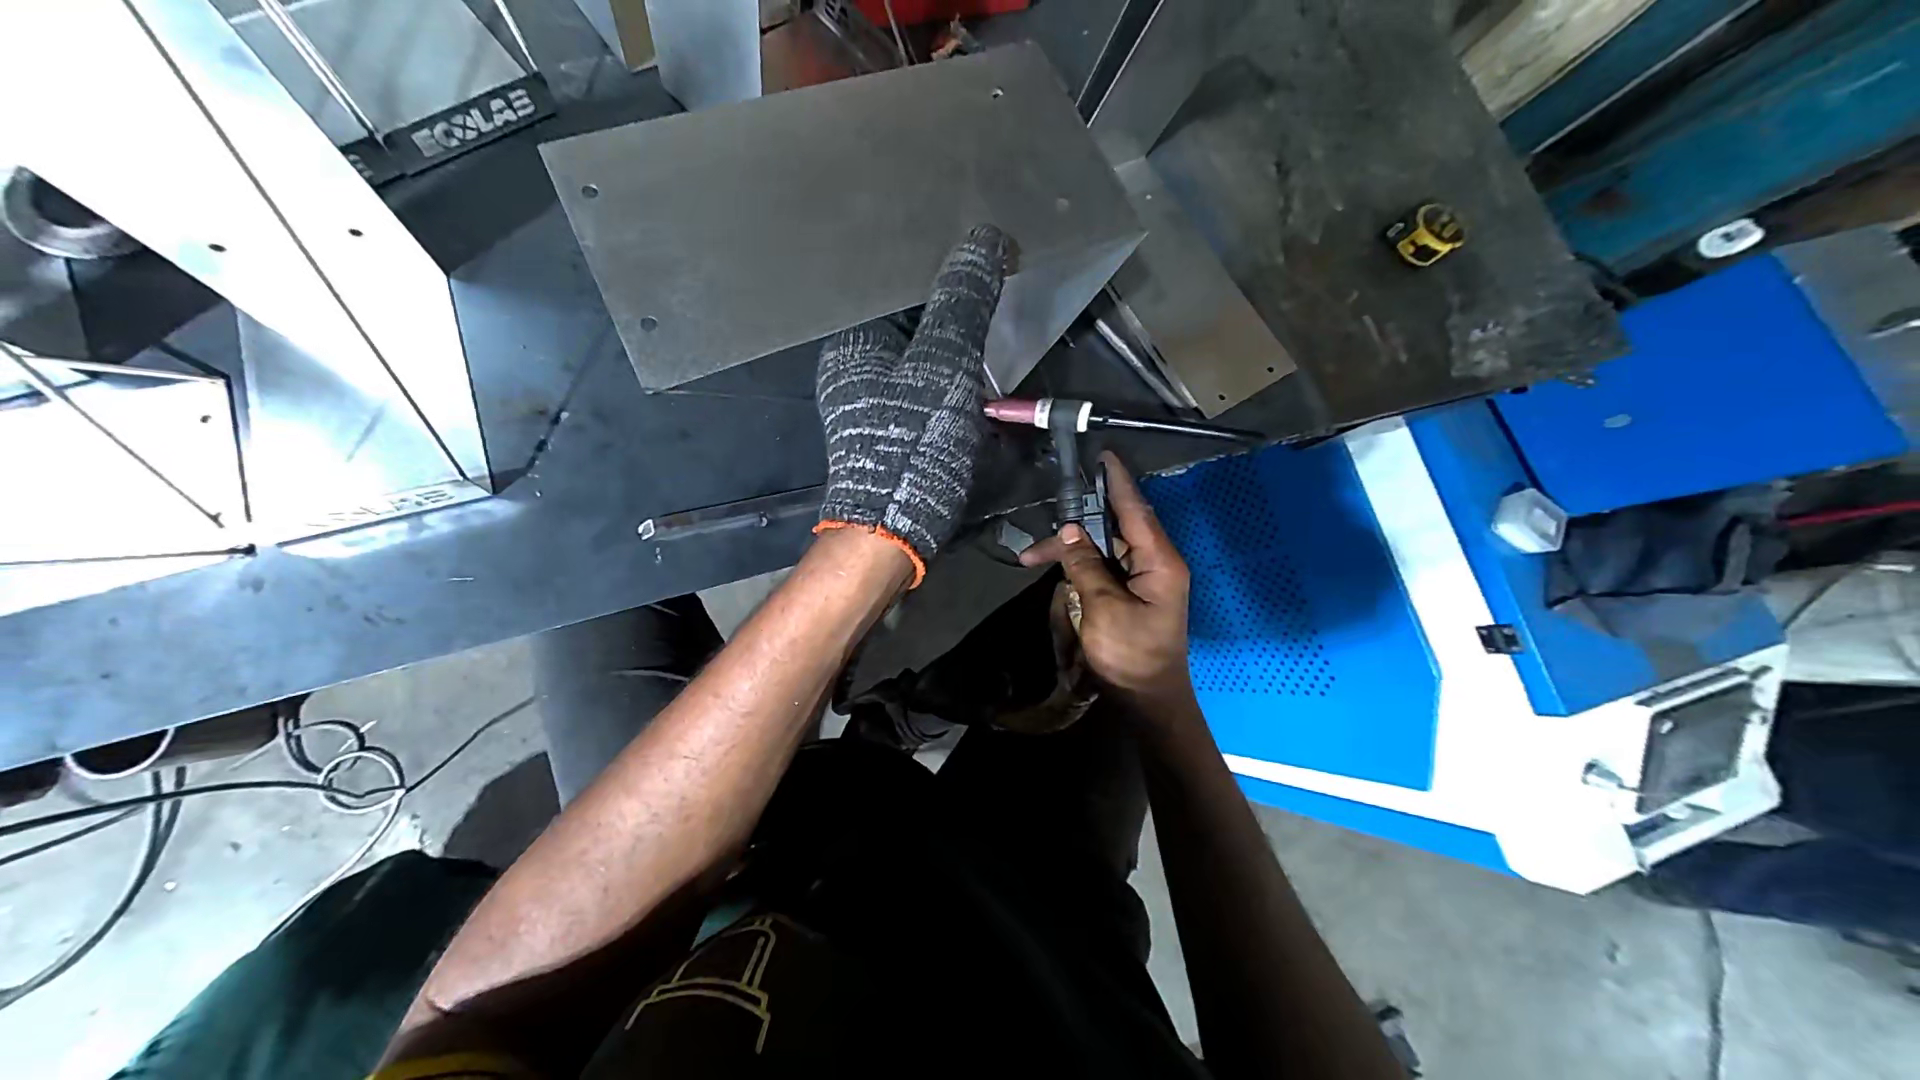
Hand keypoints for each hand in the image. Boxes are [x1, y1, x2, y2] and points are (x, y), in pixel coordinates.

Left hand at [816, 225, 1013, 587]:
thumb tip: (987, 239)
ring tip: (993, 342)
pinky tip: (976, 384)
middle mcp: (853, 368)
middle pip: (913, 323)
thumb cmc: (914, 438)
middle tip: (998, 305)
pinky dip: (952, 382)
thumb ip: (964, 299)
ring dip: (957, 351)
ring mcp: (870, 402)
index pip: (903, 288)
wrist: (898, 526)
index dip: (949, 276)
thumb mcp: (944, 361)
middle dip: (955, 315)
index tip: (993, 270)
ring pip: (921, 358)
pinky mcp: (890, 430)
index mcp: (853, 341)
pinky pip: (925, 389)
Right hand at [1020, 452, 1193, 706]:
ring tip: (1031, 556)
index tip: (1102, 455)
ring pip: (1103, 547)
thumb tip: (1068, 532)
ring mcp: (1143, 579)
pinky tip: (1054, 568)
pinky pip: (1103, 567)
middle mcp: (1155, 563)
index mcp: (1159, 561)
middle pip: (1114, 527)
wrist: (1147, 700)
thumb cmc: (1130, 655)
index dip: (1117, 482)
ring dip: (1071, 548)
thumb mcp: (1103, 608)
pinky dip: (1079, 565)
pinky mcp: (1130, 594)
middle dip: (1077, 521)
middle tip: (1046, 510)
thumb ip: (1085, 565)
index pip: (1135, 509)